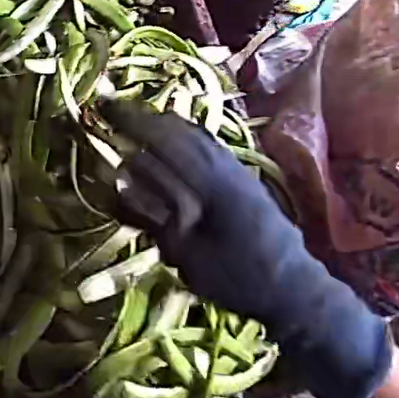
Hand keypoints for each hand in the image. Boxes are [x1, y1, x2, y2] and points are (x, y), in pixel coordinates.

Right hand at [107, 106, 390, 397]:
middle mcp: (224, 163)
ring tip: (137, 122)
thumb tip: (121, 176)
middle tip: (113, 110)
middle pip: (179, 128)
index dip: (131, 121)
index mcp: (209, 178)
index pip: (162, 137)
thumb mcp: (186, 253)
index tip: (103, 108)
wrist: (295, 289)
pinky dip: (183, 135)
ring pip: (196, 133)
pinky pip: (208, 144)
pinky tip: (172, 143)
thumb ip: (153, 213)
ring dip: (164, 124)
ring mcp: (237, 167)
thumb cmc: (237, 278)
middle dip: (144, 116)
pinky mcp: (244, 177)